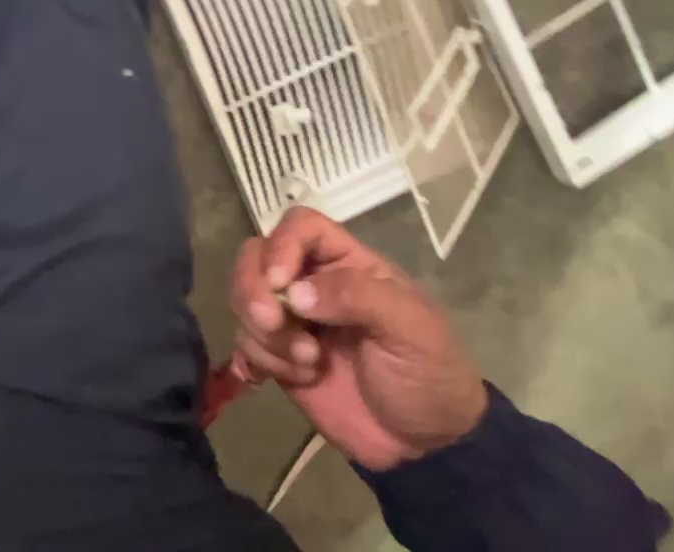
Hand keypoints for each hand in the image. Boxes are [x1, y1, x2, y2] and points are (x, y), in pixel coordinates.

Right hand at [231, 208, 487, 470]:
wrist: (425, 447)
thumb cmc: (429, 375)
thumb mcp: (412, 328)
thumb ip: (358, 296)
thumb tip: (295, 292)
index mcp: (349, 264)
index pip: (301, 226)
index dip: (282, 244)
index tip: (280, 282)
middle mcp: (313, 282)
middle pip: (256, 256)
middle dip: (253, 288)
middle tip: (272, 324)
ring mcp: (292, 319)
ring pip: (245, 298)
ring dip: (263, 332)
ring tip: (306, 363)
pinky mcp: (277, 355)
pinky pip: (244, 340)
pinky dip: (260, 358)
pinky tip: (298, 378)